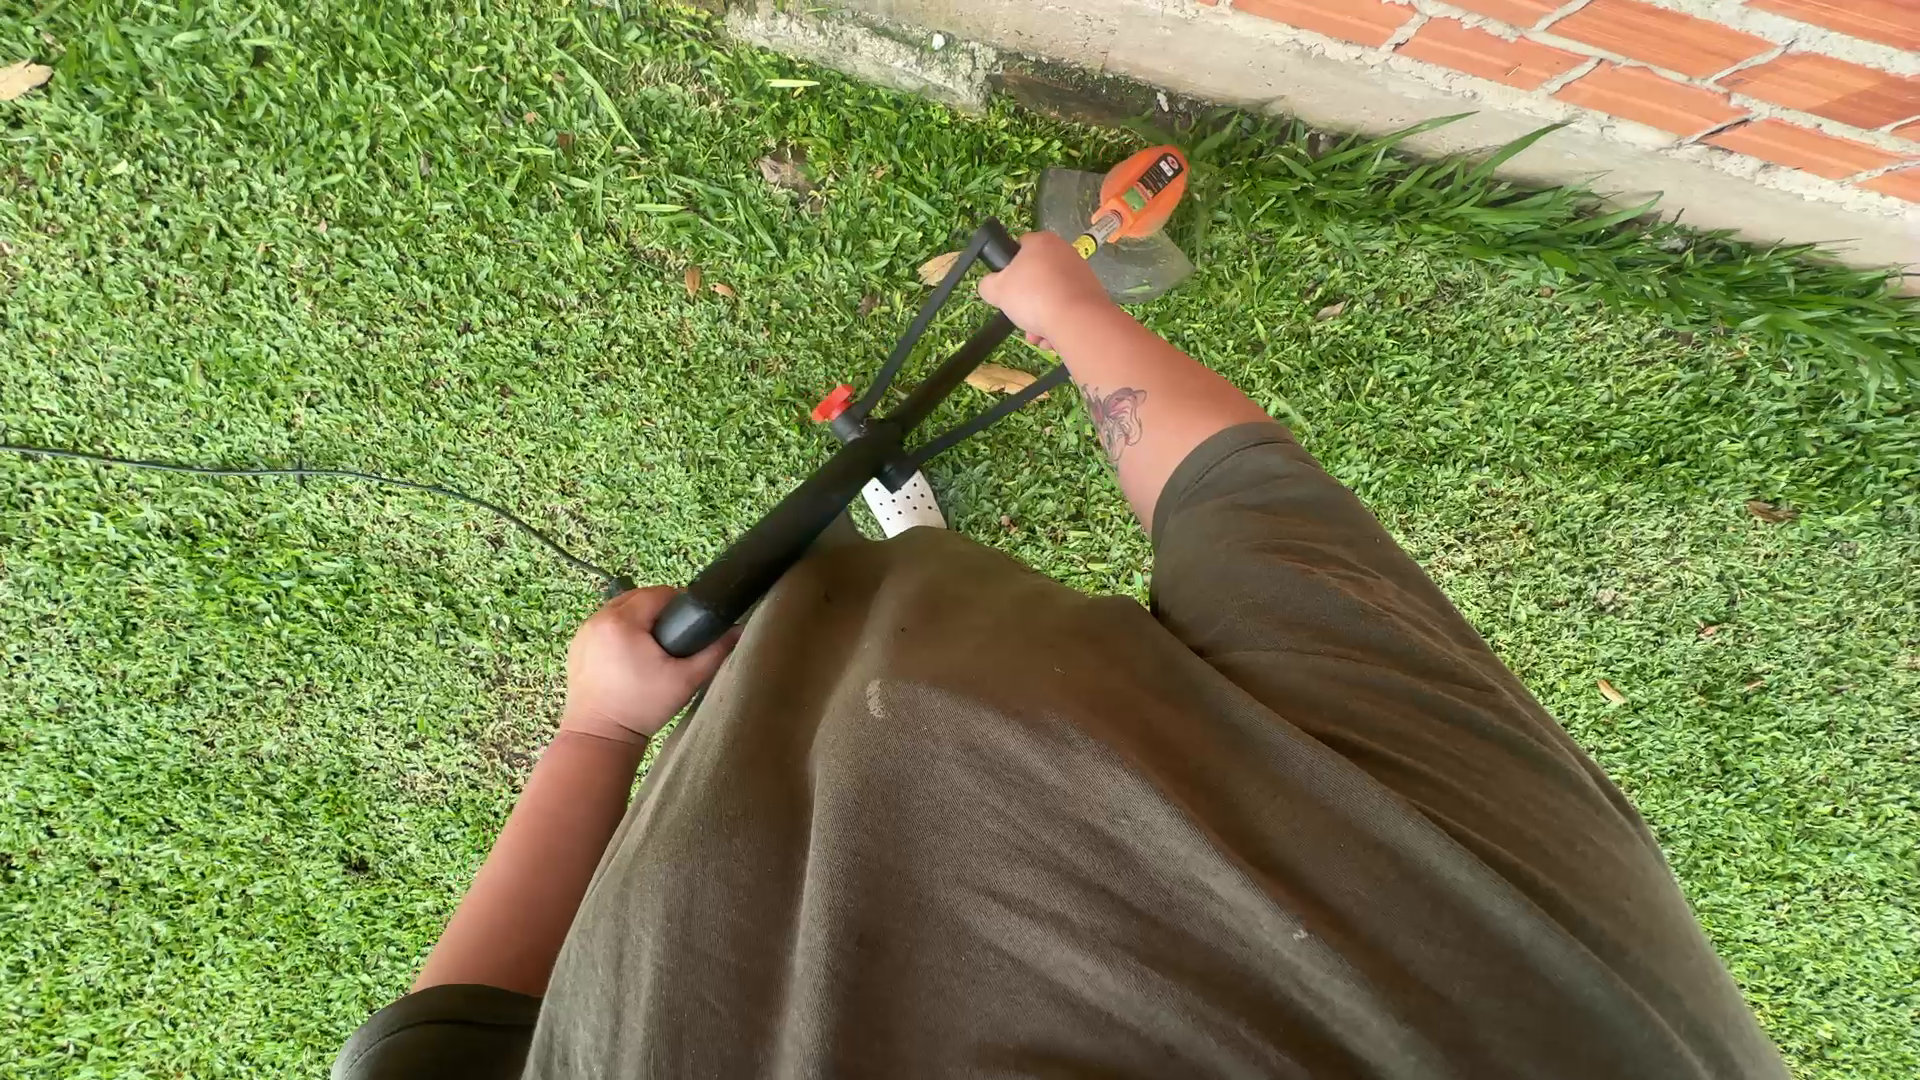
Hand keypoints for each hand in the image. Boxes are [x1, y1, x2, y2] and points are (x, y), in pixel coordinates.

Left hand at [560, 586, 739, 744]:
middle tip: (677, 634)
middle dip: (660, 609)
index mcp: (622, 621)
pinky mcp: (577, 646)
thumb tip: (739, 629)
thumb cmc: (643, 706)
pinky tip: (634, 651)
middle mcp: (598, 619)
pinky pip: (606, 624)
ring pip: (620, 609)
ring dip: (640, 617)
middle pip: (638, 596)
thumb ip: (716, 651)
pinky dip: (622, 629)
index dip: (681, 603)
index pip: (659, 593)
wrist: (600, 736)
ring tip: (657, 642)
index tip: (692, 624)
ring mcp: (584, 632)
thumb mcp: (687, 679)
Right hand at [977, 230, 1115, 345]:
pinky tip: (1052, 337)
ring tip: (1037, 336)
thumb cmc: (1033, 297)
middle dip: (1026, 301)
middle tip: (1020, 317)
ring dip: (1041, 317)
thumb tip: (990, 285)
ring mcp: (1081, 271)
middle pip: (1036, 276)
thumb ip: (987, 285)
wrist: (1077, 319)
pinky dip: (1058, 321)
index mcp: (1041, 241)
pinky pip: (1067, 306)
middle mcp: (1064, 251)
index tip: (1007, 287)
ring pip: (1051, 295)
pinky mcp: (1092, 292)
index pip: (1019, 246)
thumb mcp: (997, 290)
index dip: (1009, 267)